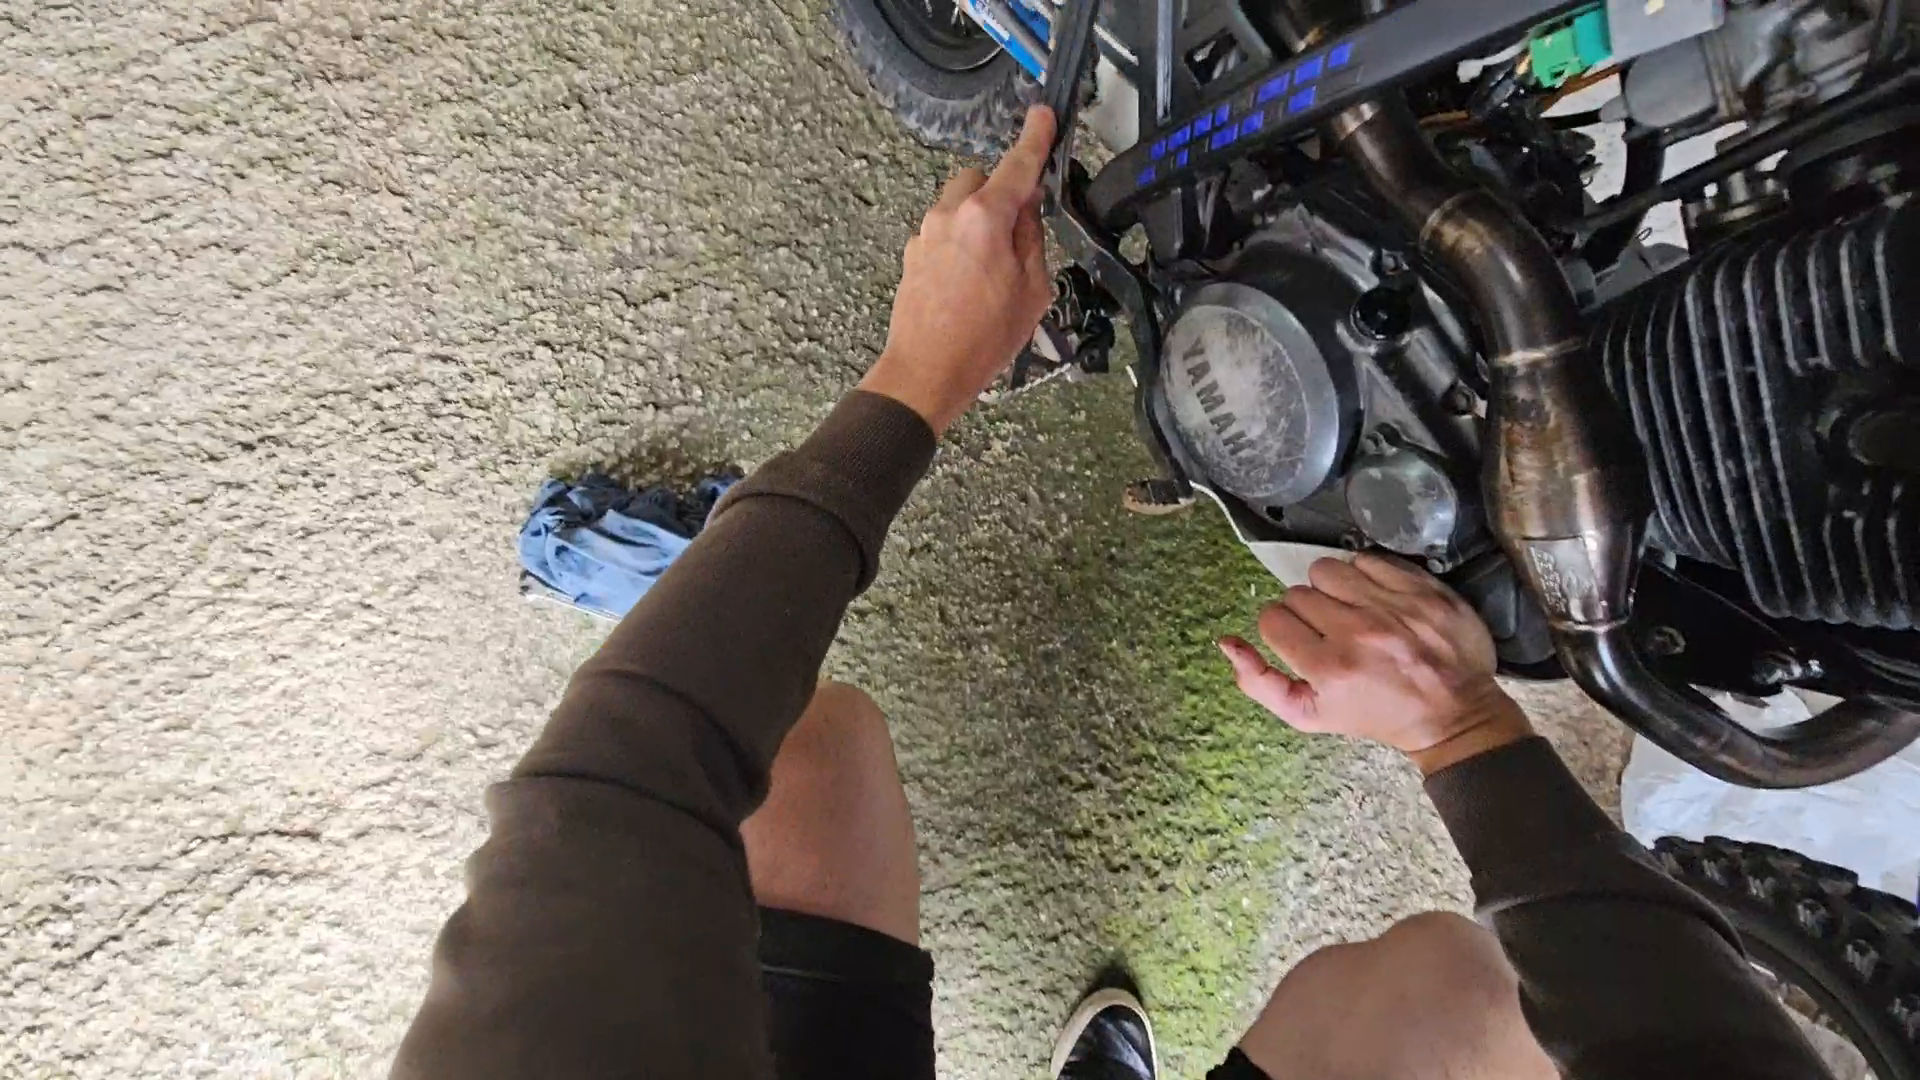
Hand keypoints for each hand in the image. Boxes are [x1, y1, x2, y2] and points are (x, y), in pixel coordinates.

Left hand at [858, 106, 1057, 434]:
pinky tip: (967, 285)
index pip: (1017, 166)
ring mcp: (925, 236)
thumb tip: (1028, 214)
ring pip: (957, 207)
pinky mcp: (912, 257)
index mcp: (985, 219)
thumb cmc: (980, 341)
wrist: (926, 373)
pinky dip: (958, 245)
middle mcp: (949, 216)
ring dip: (977, 222)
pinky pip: (942, 234)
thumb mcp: (1031, 293)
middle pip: (980, 181)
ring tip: (992, 272)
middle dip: (1000, 196)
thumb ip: (1032, 241)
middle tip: (1019, 234)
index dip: (1035, 139)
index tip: (1043, 116)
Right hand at [1218, 554, 1532, 775]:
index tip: (1301, 643)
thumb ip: (1258, 682)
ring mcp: (1394, 607)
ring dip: (1329, 588)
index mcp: (1329, 667)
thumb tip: (1226, 642)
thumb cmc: (1372, 714)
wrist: (1454, 715)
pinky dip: (1363, 575)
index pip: (1271, 619)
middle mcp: (1359, 633)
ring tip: (1347, 608)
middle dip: (1305, 611)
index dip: (1280, 630)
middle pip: (1296, 594)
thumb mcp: (1308, 715)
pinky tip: (1373, 598)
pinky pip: (1366, 559)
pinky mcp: (1423, 590)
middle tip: (1327, 631)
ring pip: (1326, 570)